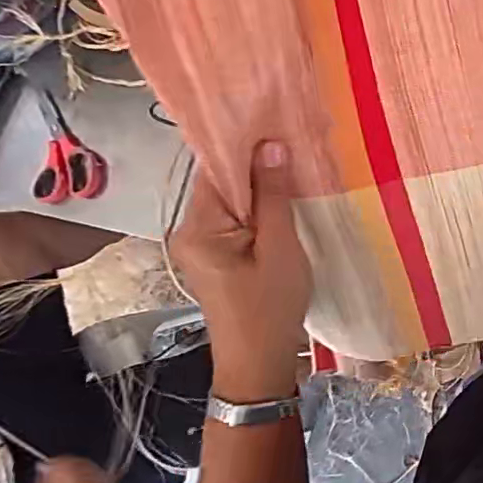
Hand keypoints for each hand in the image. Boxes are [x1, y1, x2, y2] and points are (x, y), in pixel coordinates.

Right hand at [23, 457, 112, 482]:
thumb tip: (47, 469)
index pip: (66, 464)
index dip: (54, 463)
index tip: (46, 464)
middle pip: (82, 464)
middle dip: (67, 465)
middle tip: (54, 468)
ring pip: (92, 469)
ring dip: (79, 469)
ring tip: (64, 475)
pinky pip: (99, 479)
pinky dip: (89, 478)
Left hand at [169, 140, 311, 400]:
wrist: (259, 362)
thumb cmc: (271, 306)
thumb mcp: (280, 248)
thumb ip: (274, 196)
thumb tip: (270, 145)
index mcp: (198, 228)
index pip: (215, 169)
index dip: (243, 144)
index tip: (274, 121)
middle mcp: (189, 230)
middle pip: (220, 182)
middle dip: (255, 163)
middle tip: (293, 141)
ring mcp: (200, 243)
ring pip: (230, 199)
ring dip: (259, 184)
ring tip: (293, 164)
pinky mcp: (215, 254)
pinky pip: (234, 217)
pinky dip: (257, 205)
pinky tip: (283, 198)